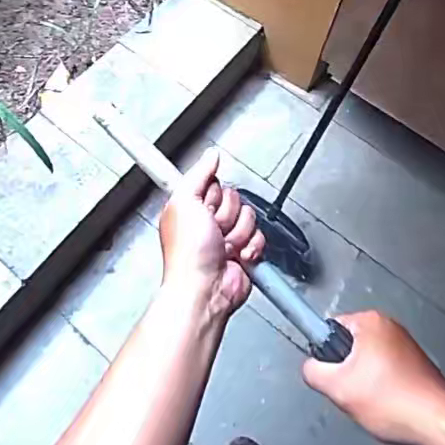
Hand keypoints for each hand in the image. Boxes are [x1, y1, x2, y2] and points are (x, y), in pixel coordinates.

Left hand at [157, 149, 265, 322]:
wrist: (204, 290)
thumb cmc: (187, 255)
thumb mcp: (184, 201)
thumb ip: (198, 174)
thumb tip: (211, 155)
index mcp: (191, 207)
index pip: (214, 183)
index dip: (212, 195)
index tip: (204, 206)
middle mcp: (207, 221)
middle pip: (234, 199)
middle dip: (226, 215)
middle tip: (213, 230)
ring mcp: (226, 237)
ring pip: (249, 217)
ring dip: (238, 233)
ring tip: (222, 246)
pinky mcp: (243, 251)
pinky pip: (259, 236)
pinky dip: (251, 246)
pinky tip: (236, 255)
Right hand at [302, 311, 444, 444]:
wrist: (436, 422)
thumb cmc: (394, 401)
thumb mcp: (338, 389)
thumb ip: (313, 372)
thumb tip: (310, 367)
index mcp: (370, 322)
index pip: (332, 327)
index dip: (327, 353)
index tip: (332, 372)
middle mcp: (389, 326)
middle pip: (351, 345)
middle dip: (348, 369)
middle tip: (353, 391)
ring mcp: (405, 344)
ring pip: (369, 359)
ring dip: (366, 379)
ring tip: (374, 401)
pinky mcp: (416, 362)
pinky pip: (388, 370)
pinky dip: (384, 386)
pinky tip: (389, 404)